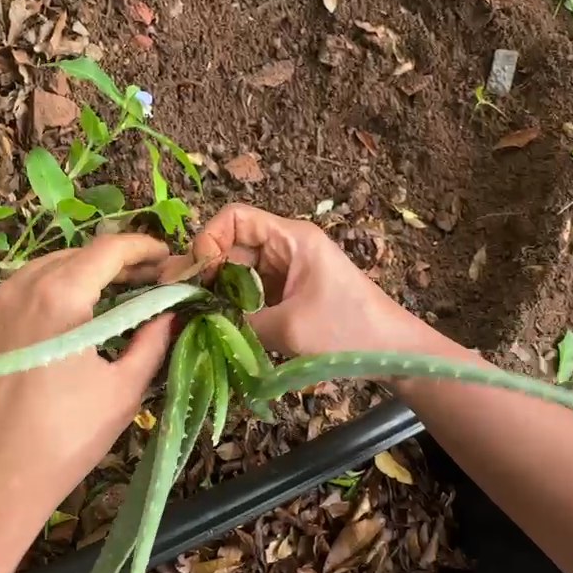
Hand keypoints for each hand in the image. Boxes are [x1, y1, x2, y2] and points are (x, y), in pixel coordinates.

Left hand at [0, 231, 174, 565]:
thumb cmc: (64, 440)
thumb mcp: (122, 392)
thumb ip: (151, 342)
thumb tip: (172, 312)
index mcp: (62, 296)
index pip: (110, 250)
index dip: (144, 248)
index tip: (168, 259)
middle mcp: (20, 288)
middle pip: (75, 257)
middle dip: (114, 262)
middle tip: (147, 282)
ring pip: (36, 270)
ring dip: (71, 270)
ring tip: (101, 284)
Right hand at [191, 204, 446, 357]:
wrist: (394, 354)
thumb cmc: (349, 331)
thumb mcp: (290, 327)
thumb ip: (239, 321)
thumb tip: (197, 321)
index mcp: (291, 238)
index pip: (235, 218)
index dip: (208, 239)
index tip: (195, 275)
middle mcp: (286, 246)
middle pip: (231, 244)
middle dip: (204, 269)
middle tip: (178, 299)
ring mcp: (287, 270)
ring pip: (236, 270)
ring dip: (215, 290)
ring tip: (191, 314)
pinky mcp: (288, 293)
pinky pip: (249, 291)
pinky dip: (232, 304)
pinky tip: (216, 322)